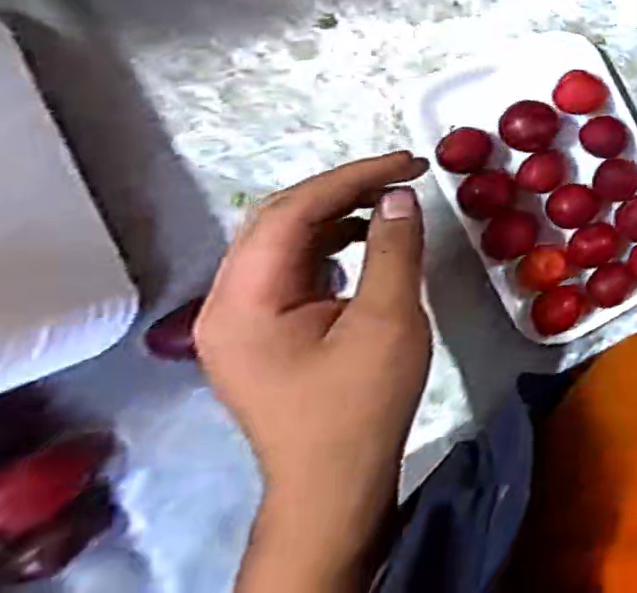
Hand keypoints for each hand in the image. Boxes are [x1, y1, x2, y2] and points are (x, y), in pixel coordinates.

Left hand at [195, 152, 432, 589]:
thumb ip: (392, 250)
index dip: (350, 177)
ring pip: (284, 240)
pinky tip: (369, 237)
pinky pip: (294, 264)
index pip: (289, 214)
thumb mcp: (387, 318)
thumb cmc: (360, 399)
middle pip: (277, 220)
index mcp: (243, 301)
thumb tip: (400, 195)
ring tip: (393, 197)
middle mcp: (227, 303)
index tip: (409, 162)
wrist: (336, 475)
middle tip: (406, 171)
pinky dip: (333, 238)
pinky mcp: (266, 328)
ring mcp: (243, 317)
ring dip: (338, 210)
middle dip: (343, 187)